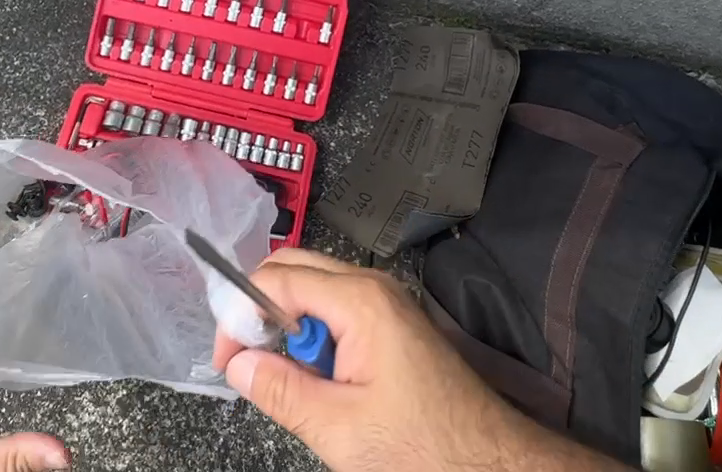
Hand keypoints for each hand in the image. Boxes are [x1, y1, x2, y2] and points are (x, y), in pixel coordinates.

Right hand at [211, 249, 616, 471]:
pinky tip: (318, 377)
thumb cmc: (421, 448)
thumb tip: (236, 363)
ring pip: (314, 287)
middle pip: (296, 268)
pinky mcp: (392, 320)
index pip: (279, 278)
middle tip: (246, 360)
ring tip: (285, 377)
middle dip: (262, 308)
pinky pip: (336, 307)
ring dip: (288, 322)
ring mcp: (385, 299)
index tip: (226, 360)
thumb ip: (282, 391)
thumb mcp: (341, 430)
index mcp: (360, 300)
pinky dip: (314, 332)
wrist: (494, 464)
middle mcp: (371, 285)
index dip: (242, 312)